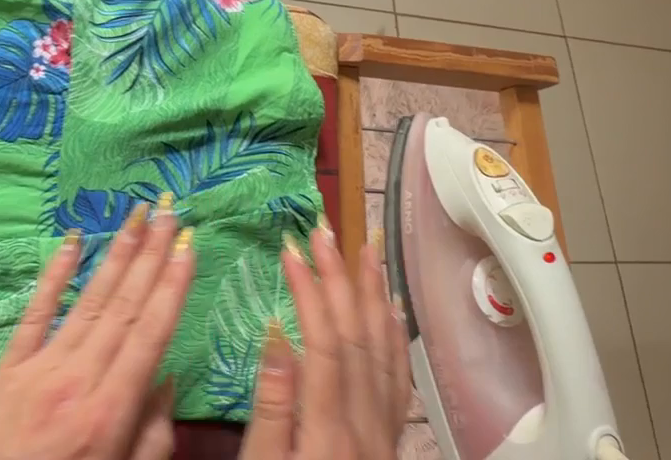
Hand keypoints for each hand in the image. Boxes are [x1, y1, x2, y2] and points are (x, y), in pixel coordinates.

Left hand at [0, 198, 195, 459]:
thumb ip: (151, 438)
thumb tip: (168, 379)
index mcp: (109, 412)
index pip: (150, 334)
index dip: (172, 286)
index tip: (189, 245)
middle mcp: (78, 379)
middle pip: (124, 305)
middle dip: (151, 254)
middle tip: (171, 210)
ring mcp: (40, 368)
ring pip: (89, 300)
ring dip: (117, 253)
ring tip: (139, 214)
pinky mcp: (7, 368)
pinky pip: (36, 313)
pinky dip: (55, 274)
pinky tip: (72, 240)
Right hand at [240, 223, 411, 459]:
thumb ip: (270, 409)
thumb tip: (274, 335)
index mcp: (327, 429)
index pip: (322, 342)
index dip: (308, 290)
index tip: (291, 249)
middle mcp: (364, 422)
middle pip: (356, 337)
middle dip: (339, 277)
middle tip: (324, 231)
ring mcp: (384, 430)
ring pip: (384, 351)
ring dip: (375, 295)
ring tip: (367, 250)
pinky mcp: (391, 440)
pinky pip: (401, 379)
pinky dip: (396, 338)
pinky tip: (393, 310)